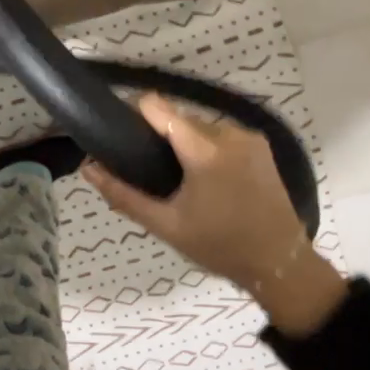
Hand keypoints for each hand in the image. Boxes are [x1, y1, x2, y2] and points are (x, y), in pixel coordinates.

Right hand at [81, 94, 346, 336]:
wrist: (280, 264)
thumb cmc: (218, 246)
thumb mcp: (166, 225)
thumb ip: (123, 194)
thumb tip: (89, 169)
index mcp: (203, 150)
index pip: (157, 106)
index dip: (135, 113)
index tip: (121, 131)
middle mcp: (227, 133)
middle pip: (178, 117)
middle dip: (160, 134)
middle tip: (146, 165)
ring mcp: (247, 137)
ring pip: (200, 124)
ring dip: (184, 140)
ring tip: (174, 172)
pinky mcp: (260, 144)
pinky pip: (220, 134)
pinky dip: (206, 145)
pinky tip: (202, 174)